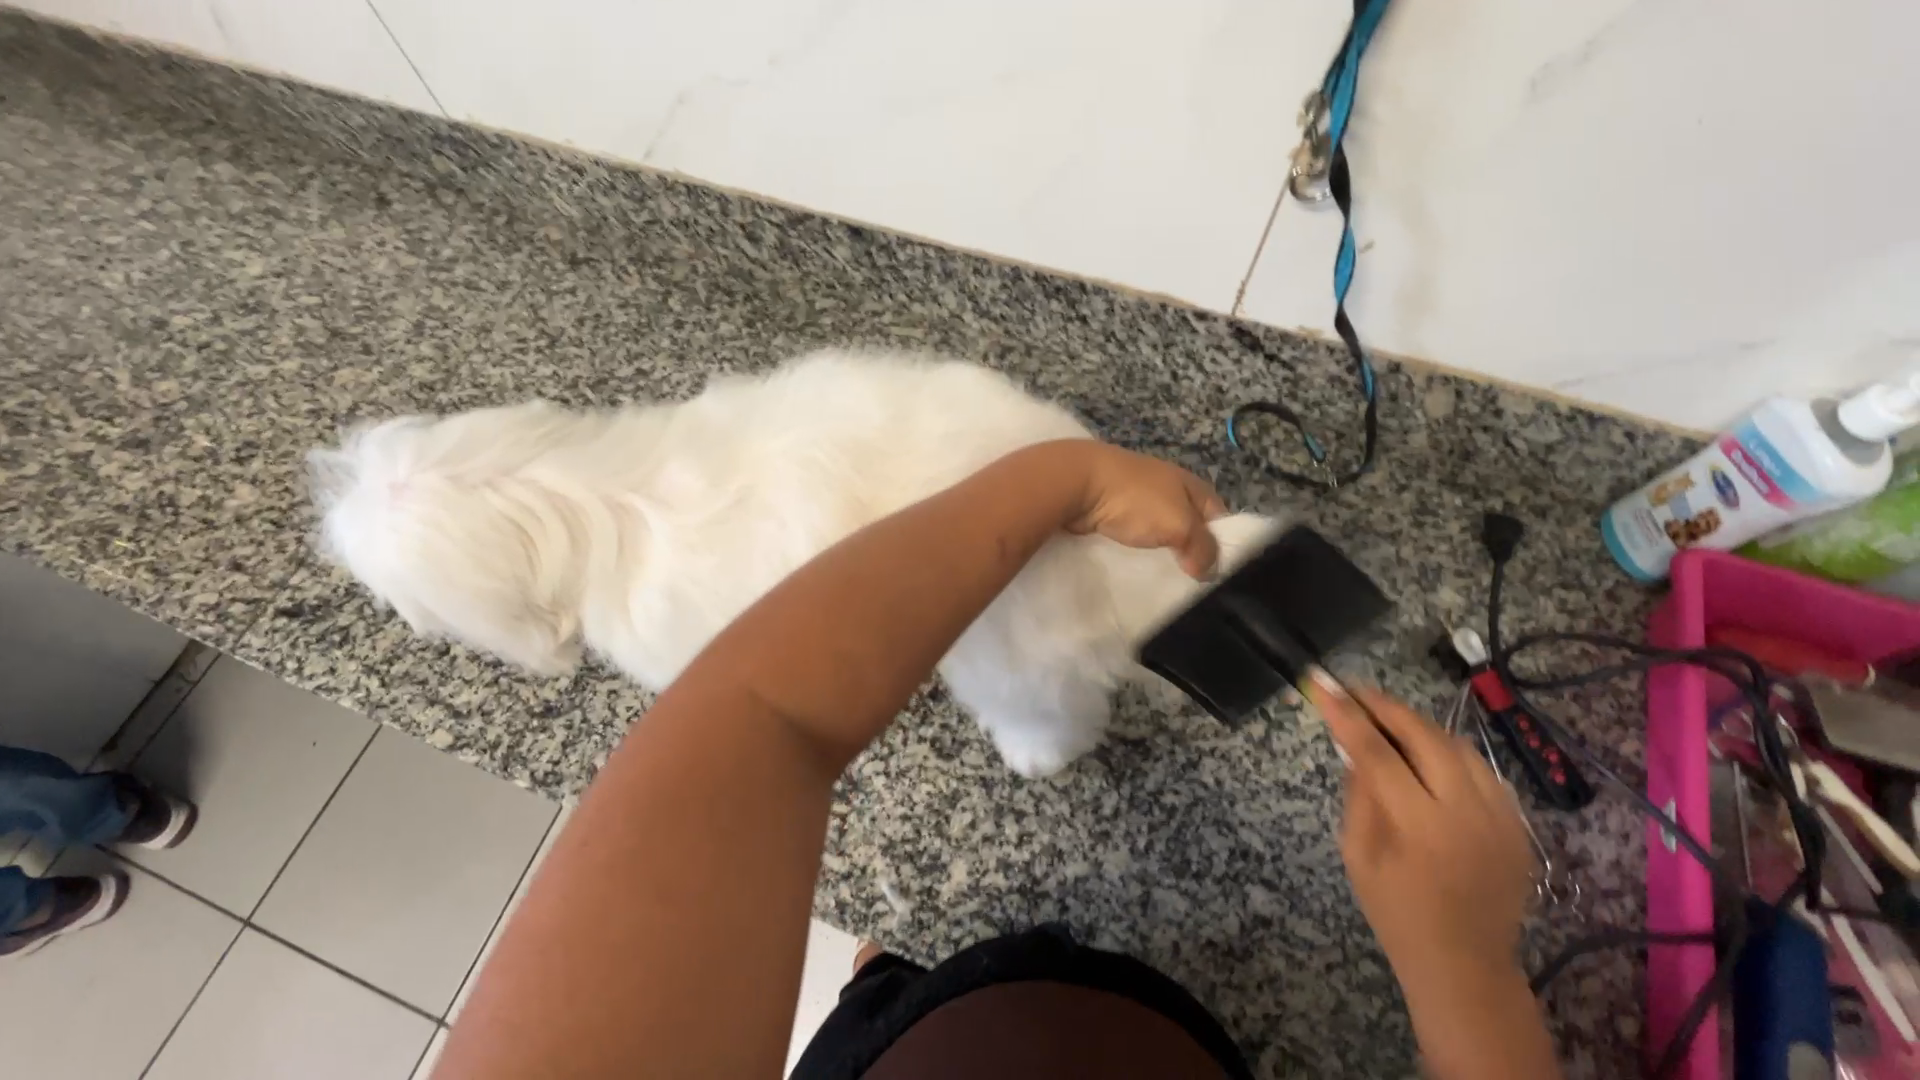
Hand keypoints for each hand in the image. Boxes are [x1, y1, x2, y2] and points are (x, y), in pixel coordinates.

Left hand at [1058, 442, 1226, 578]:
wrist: (1076, 483)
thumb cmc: (1135, 500)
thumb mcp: (1180, 526)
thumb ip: (1201, 548)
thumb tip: (1208, 570)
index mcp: (1190, 483)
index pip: (1219, 515)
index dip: (1222, 542)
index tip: (1217, 572)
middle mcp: (1167, 484)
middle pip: (1189, 521)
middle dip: (1190, 546)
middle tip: (1190, 577)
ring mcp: (1137, 493)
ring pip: (1160, 525)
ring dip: (1162, 545)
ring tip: (1164, 572)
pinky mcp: (1112, 505)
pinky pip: (1133, 528)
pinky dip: (1137, 542)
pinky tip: (1135, 559)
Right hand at [1308, 673, 1533, 997]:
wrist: (1465, 963)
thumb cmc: (1396, 911)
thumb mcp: (1357, 855)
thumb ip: (1358, 794)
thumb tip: (1353, 742)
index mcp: (1420, 825)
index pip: (1376, 751)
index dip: (1346, 713)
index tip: (1321, 684)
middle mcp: (1466, 811)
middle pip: (1425, 736)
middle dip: (1385, 707)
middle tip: (1353, 691)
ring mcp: (1501, 815)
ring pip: (1458, 745)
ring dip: (1418, 726)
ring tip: (1385, 719)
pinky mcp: (1519, 822)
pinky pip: (1481, 769)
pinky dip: (1448, 752)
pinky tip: (1425, 754)